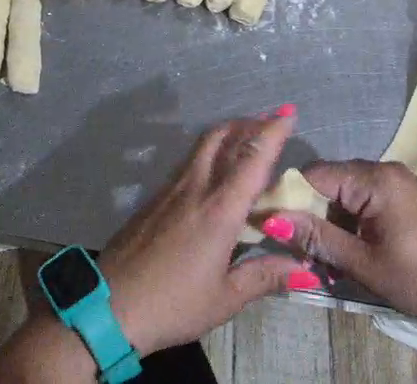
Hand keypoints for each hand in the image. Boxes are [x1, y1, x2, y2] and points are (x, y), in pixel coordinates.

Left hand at [97, 106, 316, 354]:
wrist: (110, 304)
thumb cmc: (173, 304)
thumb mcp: (225, 298)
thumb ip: (265, 277)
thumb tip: (306, 269)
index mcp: (220, 209)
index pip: (252, 158)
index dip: (272, 132)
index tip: (288, 112)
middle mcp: (196, 188)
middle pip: (221, 137)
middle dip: (248, 124)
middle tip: (270, 121)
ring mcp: (171, 189)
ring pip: (202, 147)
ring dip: (227, 135)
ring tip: (247, 139)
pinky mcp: (154, 198)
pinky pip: (188, 163)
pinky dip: (209, 155)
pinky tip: (215, 173)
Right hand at [256, 159, 416, 333]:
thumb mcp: (364, 263)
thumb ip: (317, 238)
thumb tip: (272, 218)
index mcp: (375, 178)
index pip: (315, 175)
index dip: (291, 200)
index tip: (277, 230)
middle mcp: (387, 170)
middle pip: (332, 183)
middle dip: (314, 216)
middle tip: (308, 255)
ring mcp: (403, 183)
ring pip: (350, 195)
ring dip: (335, 224)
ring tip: (333, 262)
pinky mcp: (413, 199)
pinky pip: (370, 201)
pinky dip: (357, 223)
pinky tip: (358, 253)